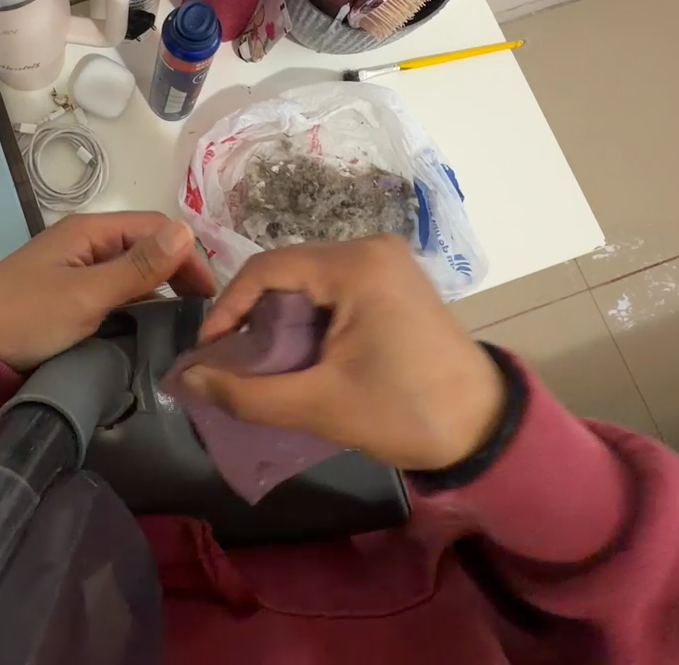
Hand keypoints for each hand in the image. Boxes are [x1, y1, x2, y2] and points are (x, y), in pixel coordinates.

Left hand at [0, 212, 216, 370]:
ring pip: (133, 272)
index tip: (211, 296)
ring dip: (161, 292)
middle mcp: (87, 242)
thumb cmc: (25, 318)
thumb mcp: (86, 295)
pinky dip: (138, 306)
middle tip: (204, 315)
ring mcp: (78, 269)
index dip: (189, 255)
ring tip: (186, 326)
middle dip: (179, 273)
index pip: (157, 228)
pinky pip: (116, 292)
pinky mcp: (71, 296)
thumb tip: (188, 231)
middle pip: (148, 247)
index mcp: (90, 230)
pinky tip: (153, 329)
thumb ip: (138, 267)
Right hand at [181, 235, 505, 471]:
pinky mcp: (393, 276)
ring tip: (260, 355)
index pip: (267, 268)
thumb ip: (248, 393)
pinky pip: (332, 282)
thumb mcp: (321, 406)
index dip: (228, 307)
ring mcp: (385, 259)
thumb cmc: (406, 413)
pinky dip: (307, 311)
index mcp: (355, 265)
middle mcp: (369, 247)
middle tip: (232, 356)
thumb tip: (189, 380)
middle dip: (253, 312)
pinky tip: (298, 345)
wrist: (489, 430)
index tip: (209, 351)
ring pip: (307, 275)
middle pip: (287, 268)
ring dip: (279, 312)